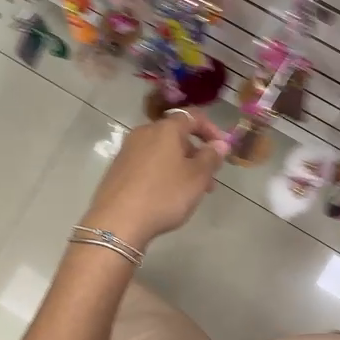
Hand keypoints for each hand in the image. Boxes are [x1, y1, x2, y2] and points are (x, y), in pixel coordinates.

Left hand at [81, 109, 228, 249]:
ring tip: (191, 192)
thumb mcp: (196, 178)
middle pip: (176, 135)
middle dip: (196, 153)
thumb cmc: (164, 195)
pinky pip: (147, 163)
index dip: (211, 129)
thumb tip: (220, 143)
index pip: (192, 117)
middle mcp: (144, 133)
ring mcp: (127, 151)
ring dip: (180, 166)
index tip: (222, 149)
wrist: (117, 222)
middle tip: (209, 178)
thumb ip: (211, 157)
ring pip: (162, 152)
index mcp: (165, 129)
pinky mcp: (117, 169)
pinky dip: (162, 172)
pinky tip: (166, 195)